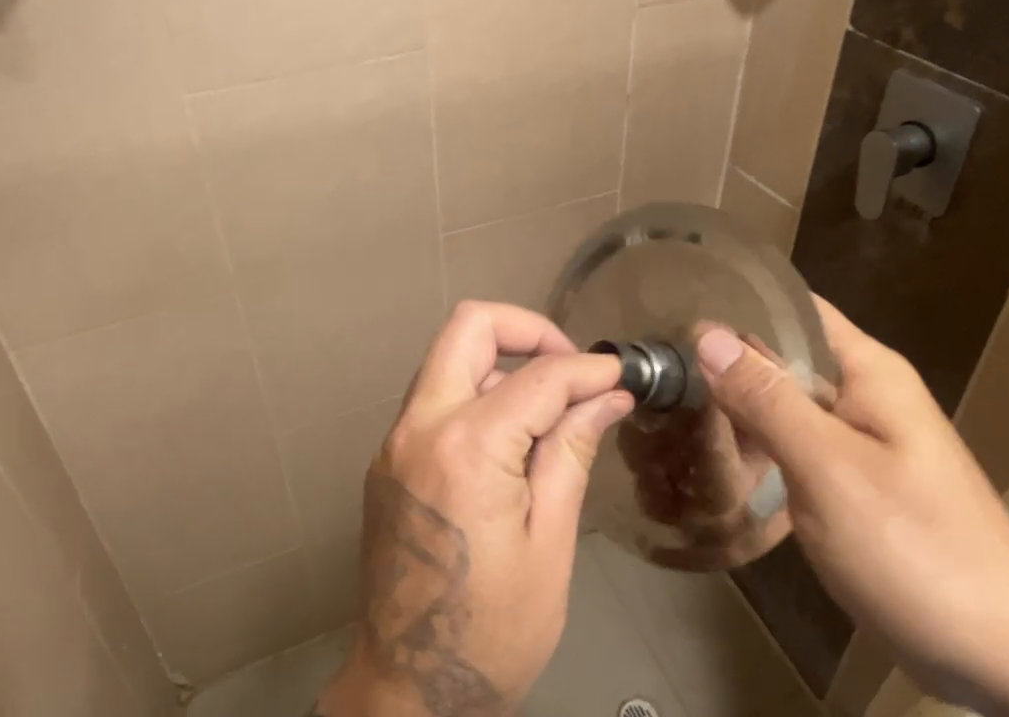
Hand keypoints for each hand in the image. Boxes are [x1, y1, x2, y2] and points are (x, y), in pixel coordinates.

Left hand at [317, 302, 632, 716]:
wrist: (409, 688)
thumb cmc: (491, 630)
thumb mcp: (550, 542)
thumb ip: (571, 451)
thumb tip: (604, 396)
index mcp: (464, 448)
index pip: (538, 376)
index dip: (588, 369)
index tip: (620, 376)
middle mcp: (418, 428)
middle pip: (467, 327)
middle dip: (527, 330)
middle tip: (572, 366)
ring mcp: (395, 443)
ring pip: (447, 360)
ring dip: (500, 365)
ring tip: (551, 410)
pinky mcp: (389, 461)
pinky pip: (435, 401)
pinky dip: (477, 398)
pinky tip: (514, 441)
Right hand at [693, 301, 1008, 716]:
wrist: (1007, 657)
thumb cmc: (918, 549)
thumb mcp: (830, 468)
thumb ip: (767, 399)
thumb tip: (705, 332)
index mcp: (868, 372)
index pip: (792, 307)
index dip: (732, 301)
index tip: (665, 306)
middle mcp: (863, 396)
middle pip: (781, 356)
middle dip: (720, 359)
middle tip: (649, 366)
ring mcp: (858, 445)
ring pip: (782, 406)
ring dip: (731, 406)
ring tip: (661, 405)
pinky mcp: (852, 488)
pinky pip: (792, 449)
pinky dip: (753, 448)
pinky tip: (707, 460)